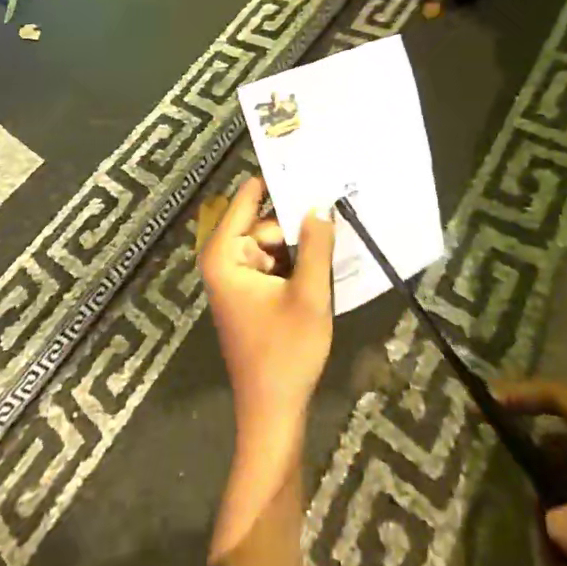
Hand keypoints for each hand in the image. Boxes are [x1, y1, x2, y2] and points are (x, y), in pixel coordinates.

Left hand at [198, 176, 335, 426]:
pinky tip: (328, 260)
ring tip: (340, 229)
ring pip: (275, 244)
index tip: (298, 153)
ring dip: (302, 243)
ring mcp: (240, 282)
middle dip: (298, 220)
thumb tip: (320, 204)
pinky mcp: (254, 297)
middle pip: (265, 224)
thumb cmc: (285, 352)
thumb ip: (315, 245)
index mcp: (226, 258)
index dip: (271, 179)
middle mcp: (227, 264)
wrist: (274, 412)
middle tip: (337, 200)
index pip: (245, 201)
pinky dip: (299, 262)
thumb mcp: (309, 294)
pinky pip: (277, 264)